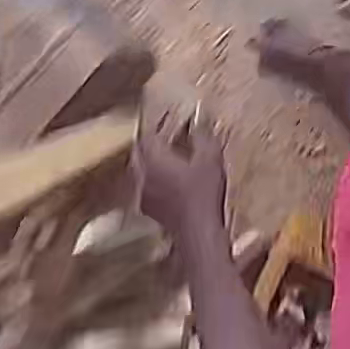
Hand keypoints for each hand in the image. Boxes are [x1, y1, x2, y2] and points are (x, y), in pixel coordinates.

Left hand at [135, 109, 227, 242]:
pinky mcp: (150, 210)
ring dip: (150, 161)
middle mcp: (142, 176)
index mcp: (153, 159)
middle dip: (149, 142)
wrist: (198, 232)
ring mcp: (143, 195)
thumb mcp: (209, 157)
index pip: (147, 135)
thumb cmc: (203, 191)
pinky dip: (154, 178)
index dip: (155, 124)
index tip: (164, 117)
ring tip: (166, 156)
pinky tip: (169, 180)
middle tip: (163, 134)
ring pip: (141, 171)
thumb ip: (203, 135)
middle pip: (140, 153)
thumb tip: (200, 118)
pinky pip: (147, 186)